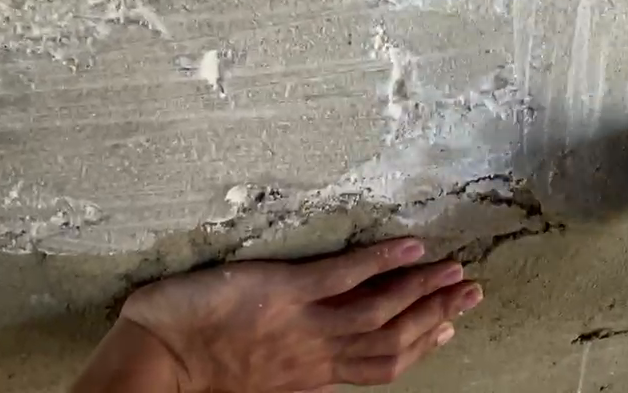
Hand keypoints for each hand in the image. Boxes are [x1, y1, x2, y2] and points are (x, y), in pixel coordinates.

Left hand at [75, 237, 483, 392]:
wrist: (154, 362)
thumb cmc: (196, 369)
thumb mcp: (258, 377)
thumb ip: (293, 364)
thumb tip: (325, 348)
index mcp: (312, 377)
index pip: (381, 366)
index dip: (421, 347)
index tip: (450, 328)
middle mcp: (318, 356)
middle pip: (393, 341)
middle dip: (437, 317)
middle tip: (473, 293)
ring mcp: (306, 324)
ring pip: (381, 313)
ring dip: (424, 293)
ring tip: (458, 272)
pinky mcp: (287, 291)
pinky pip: (345, 278)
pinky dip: (382, 263)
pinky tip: (411, 249)